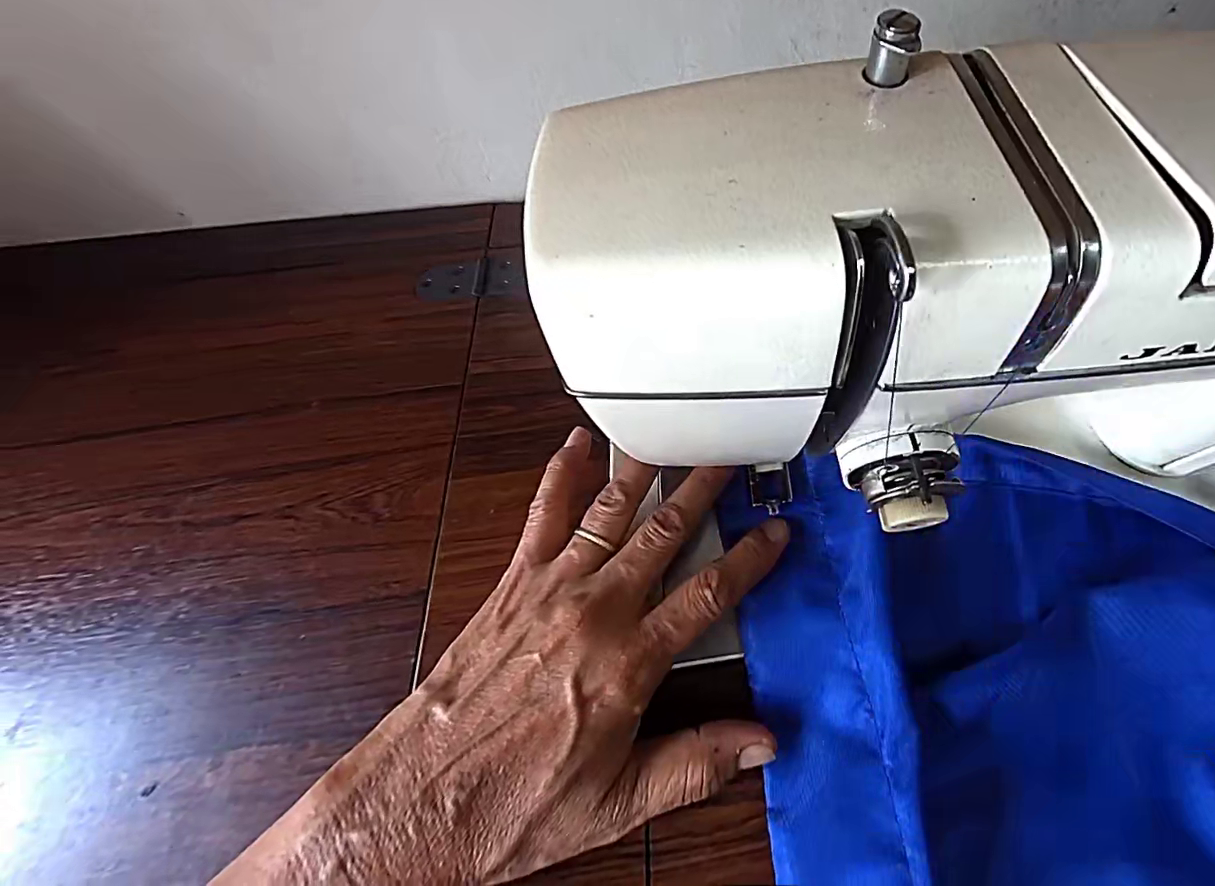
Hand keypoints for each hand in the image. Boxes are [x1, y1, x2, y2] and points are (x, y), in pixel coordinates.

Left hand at [215, 427, 790, 884]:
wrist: (403, 814)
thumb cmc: (509, 807)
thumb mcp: (617, 803)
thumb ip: (696, 764)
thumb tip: (760, 743)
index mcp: (627, 663)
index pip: (708, 592)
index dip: (751, 558)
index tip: (775, 531)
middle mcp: (593, 613)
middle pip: (666, 532)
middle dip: (705, 490)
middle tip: (730, 459)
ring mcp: (551, 591)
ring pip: (612, 511)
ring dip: (648, 470)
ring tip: (673, 437)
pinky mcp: (513, 585)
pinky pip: (543, 517)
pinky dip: (561, 474)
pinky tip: (576, 445)